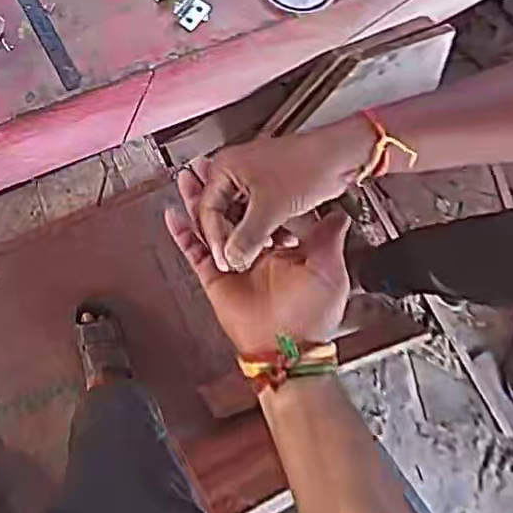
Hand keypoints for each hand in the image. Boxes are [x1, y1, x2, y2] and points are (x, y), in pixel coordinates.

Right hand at [166, 164, 352, 351]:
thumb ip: (327, 239)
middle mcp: (250, 247)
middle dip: (211, 188)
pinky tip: (173, 216)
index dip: (242, 188)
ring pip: (205, 224)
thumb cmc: (311, 313)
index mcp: (276, 243)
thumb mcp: (327, 269)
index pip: (255, 208)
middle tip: (199, 167)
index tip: (237, 170)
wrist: (289, 345)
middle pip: (224, 210)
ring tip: (184, 181)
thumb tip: (339, 215)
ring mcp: (229, 260)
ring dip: (193, 202)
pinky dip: (182, 233)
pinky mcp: (213, 275)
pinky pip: (193, 250)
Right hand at [192, 117, 371, 272]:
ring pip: (236, 216)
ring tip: (255, 248)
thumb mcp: (274, 206)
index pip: (207, 209)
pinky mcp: (265, 191)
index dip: (215, 236)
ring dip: (246, 235)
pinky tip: (271, 239)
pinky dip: (260, 229)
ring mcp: (249, 181)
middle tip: (232, 256)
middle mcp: (232, 173)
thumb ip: (249, 236)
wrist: (341, 158)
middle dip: (229, 236)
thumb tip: (232, 256)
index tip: (224, 256)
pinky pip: (252, 215)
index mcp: (225, 168)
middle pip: (218, 213)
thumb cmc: (309, 165)